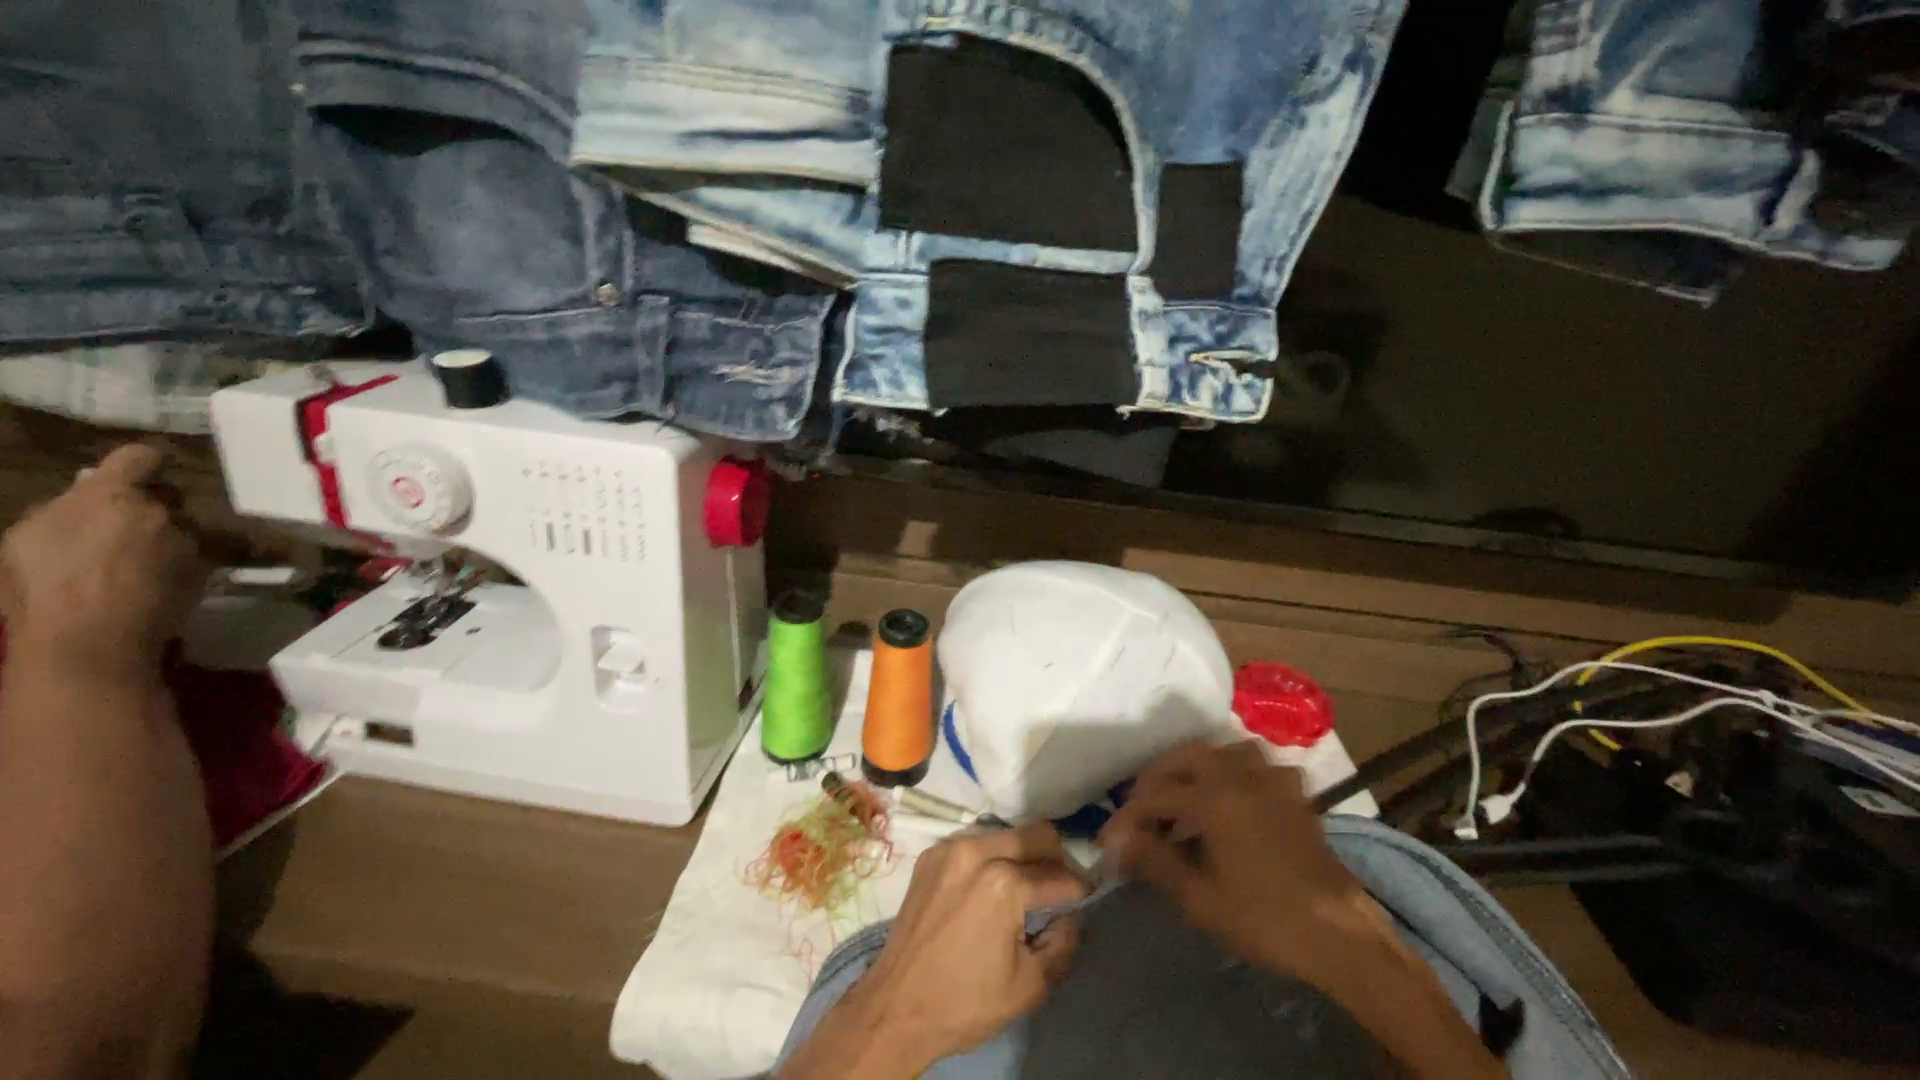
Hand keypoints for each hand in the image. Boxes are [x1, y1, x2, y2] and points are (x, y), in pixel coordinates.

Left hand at [0, 444, 206, 671]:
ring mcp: (30, 527)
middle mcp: (67, 501)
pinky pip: (45, 540)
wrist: (81, 647)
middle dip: (123, 504)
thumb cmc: (150, 599)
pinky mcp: (8, 554)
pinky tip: (79, 578)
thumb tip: (174, 521)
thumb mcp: (191, 561)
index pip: (137, 457)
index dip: (156, 465)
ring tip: (109, 559)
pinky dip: (64, 551)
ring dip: (92, 528)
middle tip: (145, 529)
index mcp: (118, 495)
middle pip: (100, 488)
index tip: (170, 479)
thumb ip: (179, 530)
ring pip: (69, 514)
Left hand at [845, 824, 1088, 1067]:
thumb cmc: (965, 1003)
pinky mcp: (930, 857)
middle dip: (1056, 859)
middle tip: (1060, 890)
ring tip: (1027, 889)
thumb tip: (1071, 915)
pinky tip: (991, 889)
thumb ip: (1063, 942)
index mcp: (1004, 884)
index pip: (1061, 875)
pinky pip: (975, 843)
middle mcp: (976, 853)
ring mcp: (949, 850)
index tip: (1087, 901)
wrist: (895, 1008)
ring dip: (1024, 855)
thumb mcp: (1030, 985)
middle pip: (1037, 835)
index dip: (1081, 890)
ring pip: (1006, 834)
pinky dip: (992, 858)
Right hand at [1100, 740, 1388, 980]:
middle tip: (1142, 806)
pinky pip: (1262, 767)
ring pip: (1229, 752)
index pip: (1156, 795)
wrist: (1339, 934)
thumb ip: (1156, 861)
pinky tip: (1235, 799)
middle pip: (1190, 756)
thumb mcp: (1200, 899)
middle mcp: (1243, 778)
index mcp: (1215, 799)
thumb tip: (1122, 840)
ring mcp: (1275, 784)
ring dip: (1201, 766)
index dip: (1128, 817)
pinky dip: (1239, 773)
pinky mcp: (1296, 798)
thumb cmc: (1265, 919)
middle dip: (1159, 776)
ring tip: (1186, 794)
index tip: (1110, 841)